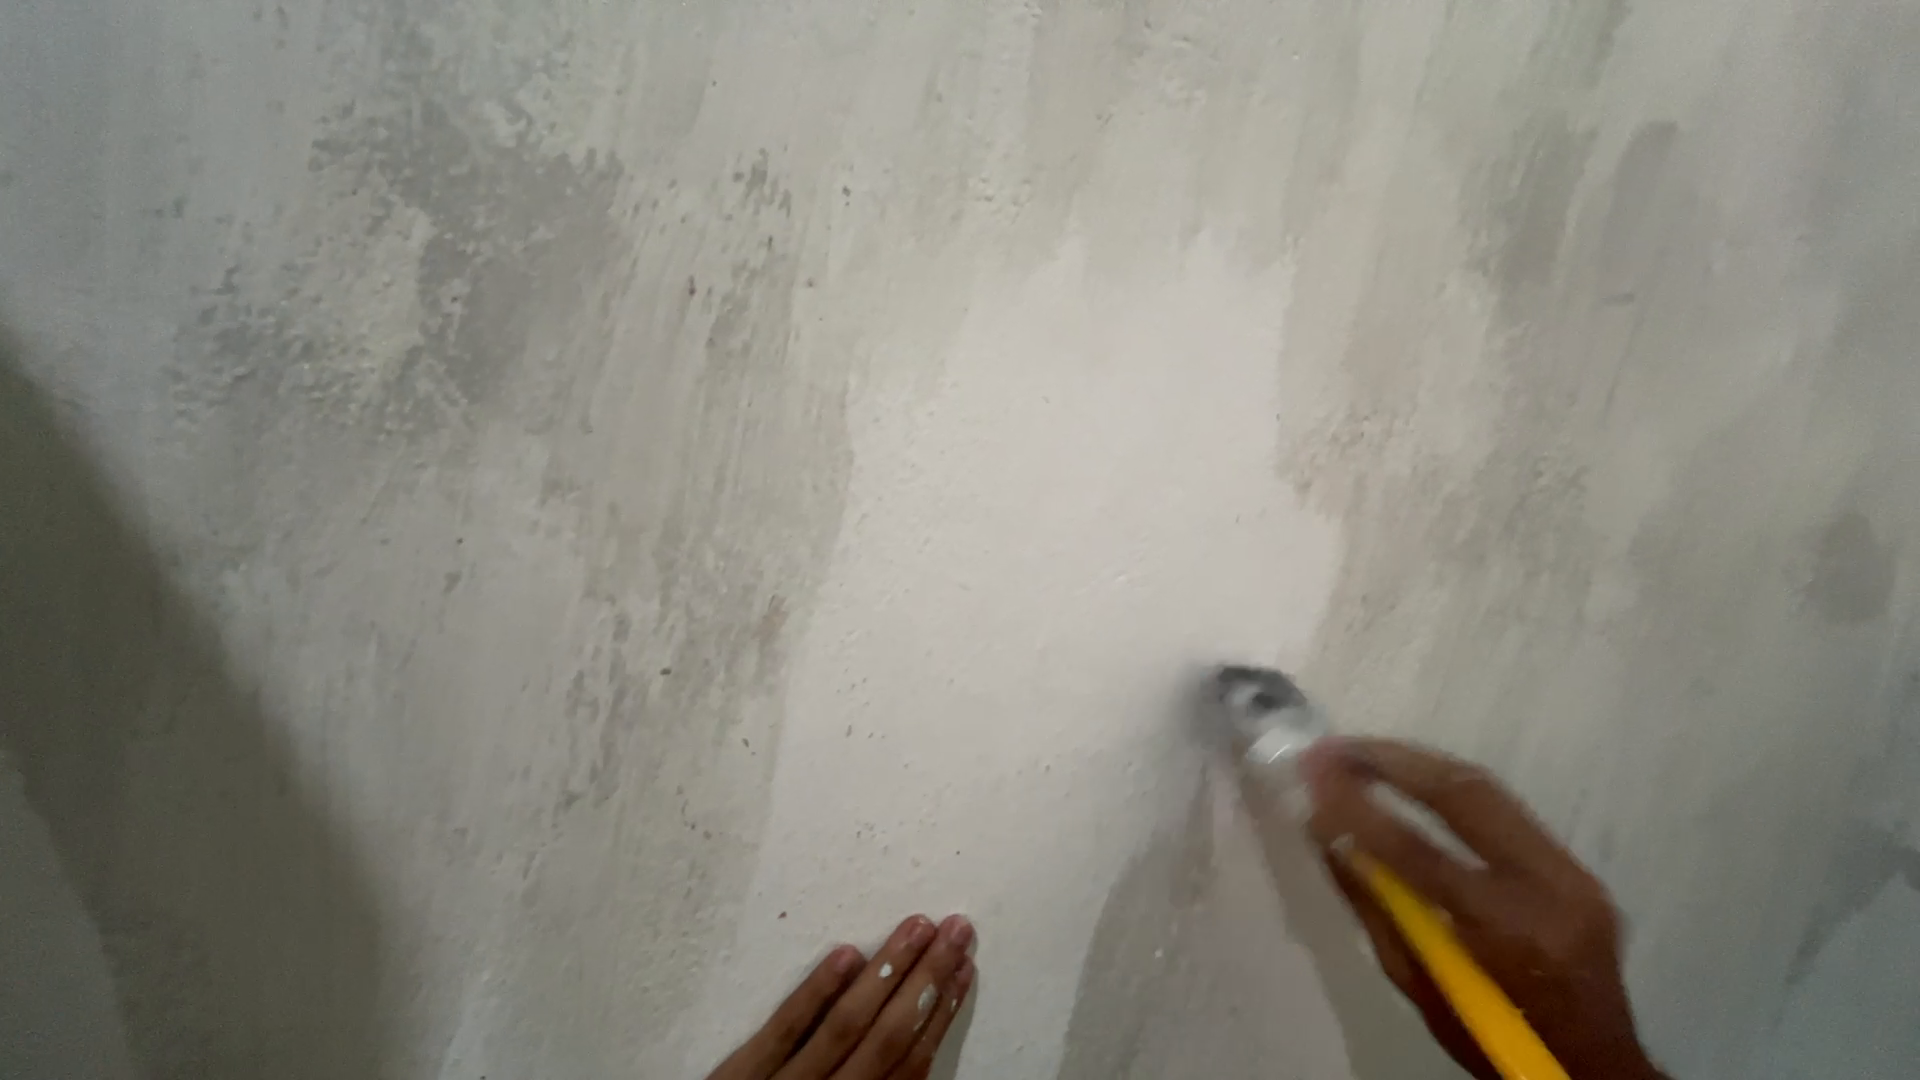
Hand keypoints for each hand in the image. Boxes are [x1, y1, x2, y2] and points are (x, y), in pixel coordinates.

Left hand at [705, 914, 975, 1079]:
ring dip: (887, 972)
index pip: (911, 1066)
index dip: (942, 1014)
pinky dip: (816, 993)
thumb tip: (919, 1045)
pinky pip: (783, 1030)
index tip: (965, 968)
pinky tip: (846, 954)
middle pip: (887, 1038)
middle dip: (928, 981)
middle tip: (956, 929)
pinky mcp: (740, 1076)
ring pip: (845, 1026)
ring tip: (916, 926)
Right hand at [1300, 737, 1665, 1079]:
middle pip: (1462, 795)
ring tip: (1358, 749)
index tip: (1310, 775)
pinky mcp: (1574, 864)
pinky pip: (1499, 804)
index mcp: (1506, 932)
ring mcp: (1570, 871)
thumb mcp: (1415, 980)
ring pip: (1483, 786)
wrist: (1594, 1070)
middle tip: (1332, 747)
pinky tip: (1404, 771)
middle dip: (1388, 761)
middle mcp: (1548, 889)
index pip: (1415, 850)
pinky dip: (1442, 781)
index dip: (1355, 806)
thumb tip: (1323, 832)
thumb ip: (1372, 902)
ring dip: (1414, 761)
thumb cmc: (1488, 1036)